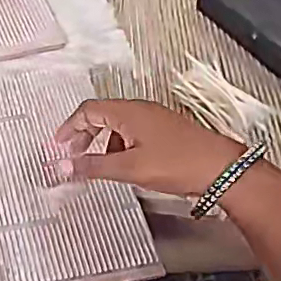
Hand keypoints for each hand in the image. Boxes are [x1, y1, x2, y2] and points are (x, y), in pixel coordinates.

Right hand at [54, 99, 245, 196]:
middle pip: (101, 115)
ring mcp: (154, 119)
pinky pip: (132, 132)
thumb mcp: (129, 168)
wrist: (221, 169)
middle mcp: (141, 110)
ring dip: (101, 142)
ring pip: (117, 124)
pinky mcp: (164, 131)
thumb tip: (65, 165)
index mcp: (129, 112)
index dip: (69, 127)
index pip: (88, 110)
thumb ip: (93, 166)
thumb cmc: (179, 163)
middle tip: (73, 156)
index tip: (59, 145)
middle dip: (83, 135)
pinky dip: (119, 146)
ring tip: (98, 165)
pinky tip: (123, 165)